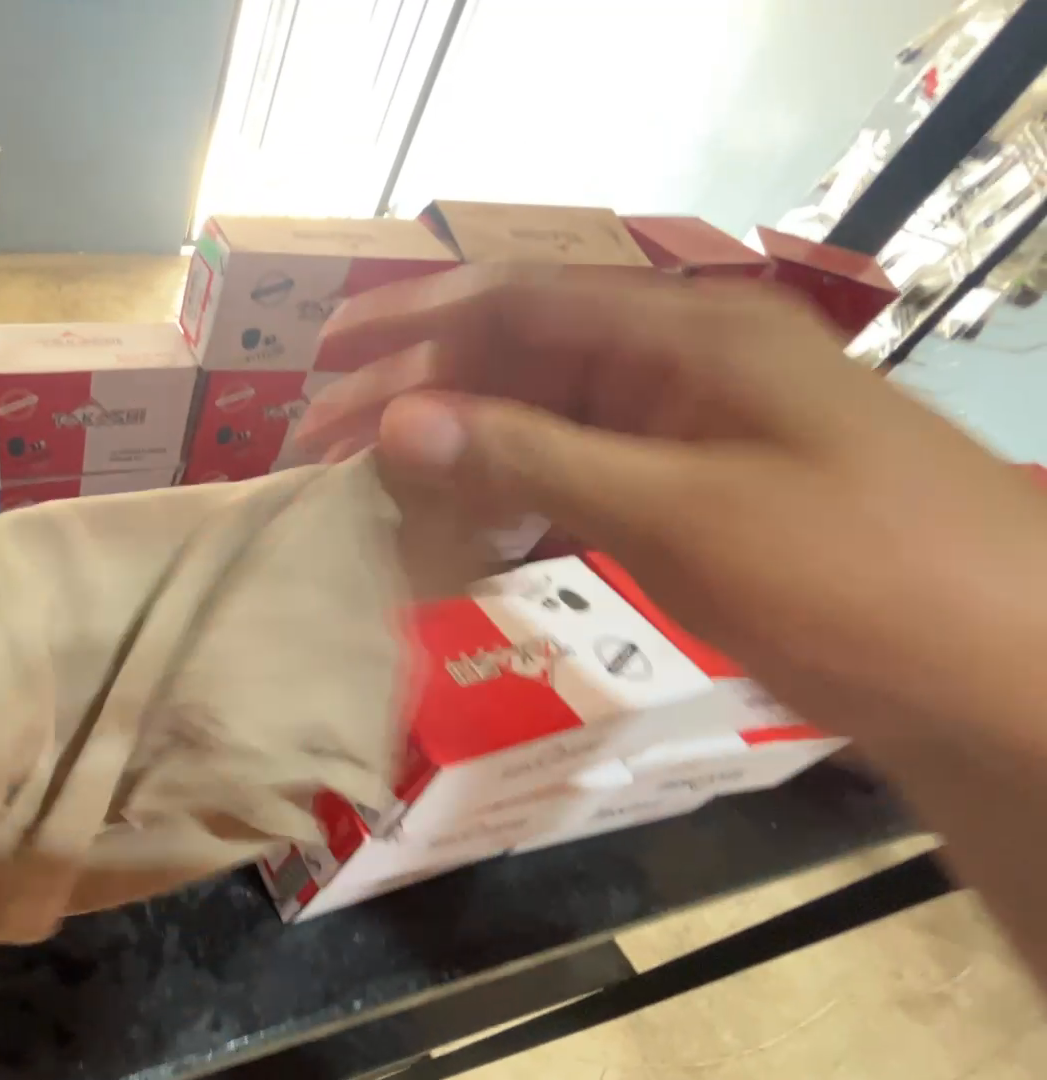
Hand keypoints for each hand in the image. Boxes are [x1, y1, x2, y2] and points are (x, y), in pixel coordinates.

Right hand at [296, 266, 1046, 749]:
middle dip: (409, 395)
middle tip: (320, 439)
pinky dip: (491, 494)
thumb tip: (396, 421)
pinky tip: (442, 522)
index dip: (414, 316)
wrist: (993, 683)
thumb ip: (528, 458)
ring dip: (442, 449)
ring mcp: (663, 431)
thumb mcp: (679, 511)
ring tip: (362, 481)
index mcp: (684, 336)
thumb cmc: (855, 575)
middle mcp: (665, 368)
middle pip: (508, 362)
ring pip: (522, 421)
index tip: (330, 348)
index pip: (519, 301)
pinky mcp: (661, 488)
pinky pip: (550, 474)